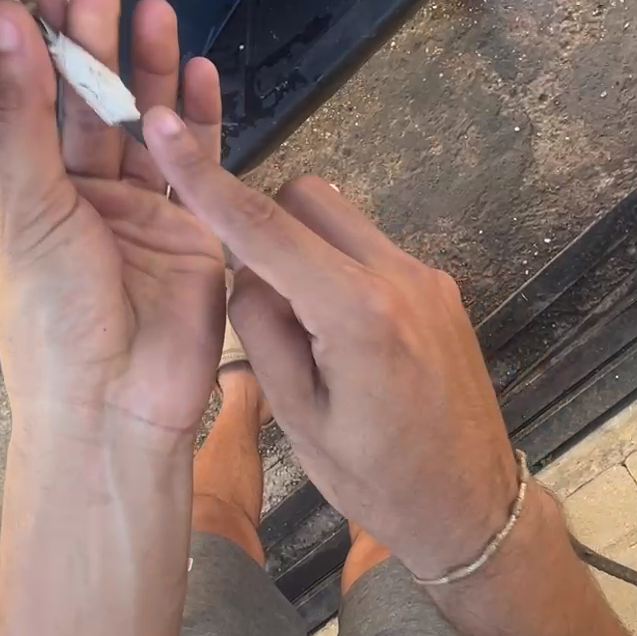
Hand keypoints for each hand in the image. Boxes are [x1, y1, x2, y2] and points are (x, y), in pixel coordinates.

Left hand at [0, 0, 225, 439]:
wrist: (117, 402)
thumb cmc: (55, 316)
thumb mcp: (30, 209)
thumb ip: (26, 116)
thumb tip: (2, 22)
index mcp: (39, 197)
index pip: (43, 107)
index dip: (47, 51)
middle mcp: (93, 201)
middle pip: (101, 110)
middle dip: (103, 48)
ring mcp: (149, 216)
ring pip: (153, 130)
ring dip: (154, 73)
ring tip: (156, 10)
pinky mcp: (199, 234)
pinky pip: (200, 168)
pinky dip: (200, 123)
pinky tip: (199, 73)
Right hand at [134, 130, 515, 580]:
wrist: (472, 505)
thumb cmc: (379, 481)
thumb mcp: (300, 418)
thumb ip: (263, 329)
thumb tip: (249, 271)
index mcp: (358, 312)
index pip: (264, 229)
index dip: (207, 181)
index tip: (164, 130)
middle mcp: (400, 275)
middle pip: (308, 198)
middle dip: (265, 224)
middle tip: (261, 296)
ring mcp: (427, 276)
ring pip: (341, 218)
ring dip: (303, 246)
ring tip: (306, 325)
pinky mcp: (440, 287)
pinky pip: (369, 247)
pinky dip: (337, 266)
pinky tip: (342, 332)